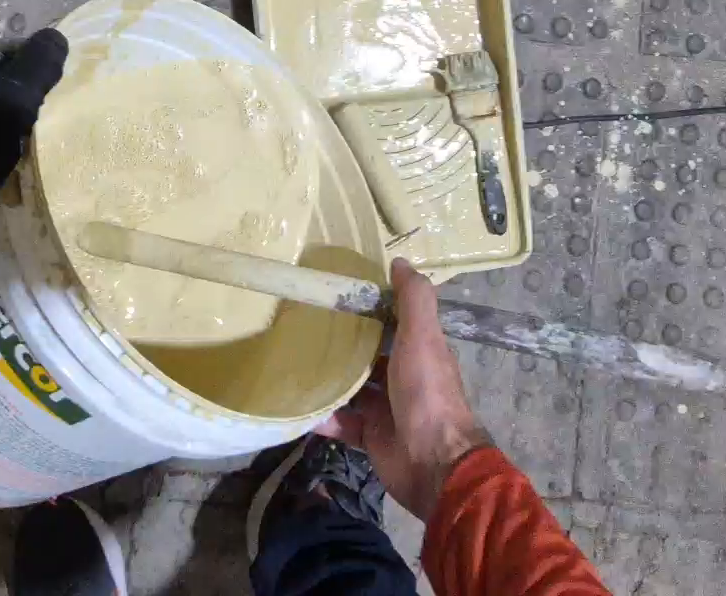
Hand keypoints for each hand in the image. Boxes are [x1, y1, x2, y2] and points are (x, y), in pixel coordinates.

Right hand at [320, 257, 492, 519]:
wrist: (433, 465)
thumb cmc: (426, 392)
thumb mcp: (423, 337)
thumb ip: (413, 299)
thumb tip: (400, 260)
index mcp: (418, 351)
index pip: (391, 322)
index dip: (369, 307)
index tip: (336, 291)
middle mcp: (402, 376)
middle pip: (368, 354)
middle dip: (341, 343)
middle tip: (302, 325)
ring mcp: (385, 408)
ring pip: (352, 388)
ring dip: (328, 378)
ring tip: (293, 362)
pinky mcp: (370, 436)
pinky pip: (341, 422)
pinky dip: (323, 416)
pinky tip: (300, 406)